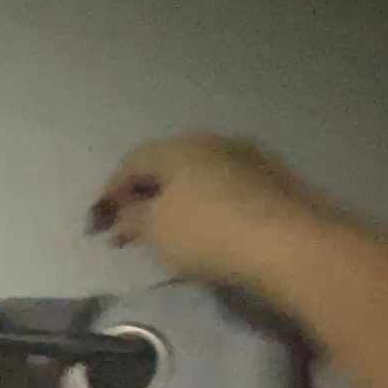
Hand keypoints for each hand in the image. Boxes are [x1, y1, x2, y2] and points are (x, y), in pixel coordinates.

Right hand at [87, 132, 334, 283]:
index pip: (131, 163)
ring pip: (196, 180)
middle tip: (125, 232)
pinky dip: (201, 212)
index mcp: (179, 146)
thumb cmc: (208, 232)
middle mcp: (214, 143)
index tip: (96, 228)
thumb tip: (125, 213)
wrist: (290, 245)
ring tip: (162, 238)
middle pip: (165, 168)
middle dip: (141, 199)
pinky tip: (200, 236)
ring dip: (172, 206)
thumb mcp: (154, 229)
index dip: (108, 194)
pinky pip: (222, 194)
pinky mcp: (273, 187)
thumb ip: (131, 218)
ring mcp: (249, 161)